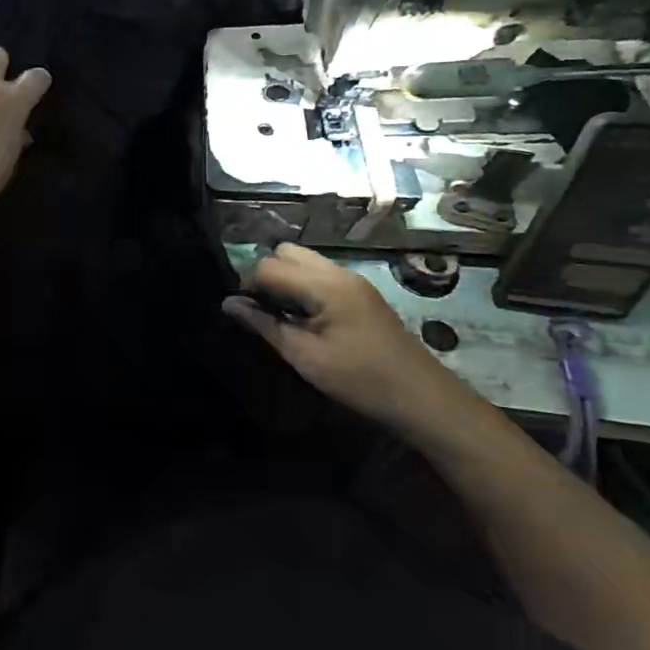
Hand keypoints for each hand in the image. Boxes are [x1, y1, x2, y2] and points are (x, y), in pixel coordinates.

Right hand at [224, 244, 469, 431]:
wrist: (421, 396)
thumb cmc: (360, 380)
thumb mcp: (305, 357)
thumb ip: (265, 326)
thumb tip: (228, 304)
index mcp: (325, 284)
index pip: (270, 265)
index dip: (249, 284)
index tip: (244, 312)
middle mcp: (339, 272)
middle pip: (287, 252)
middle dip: (267, 274)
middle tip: (262, 310)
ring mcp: (354, 280)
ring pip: (305, 261)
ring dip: (286, 279)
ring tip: (281, 315)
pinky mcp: (362, 292)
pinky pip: (321, 274)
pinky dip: (304, 286)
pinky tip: (305, 318)